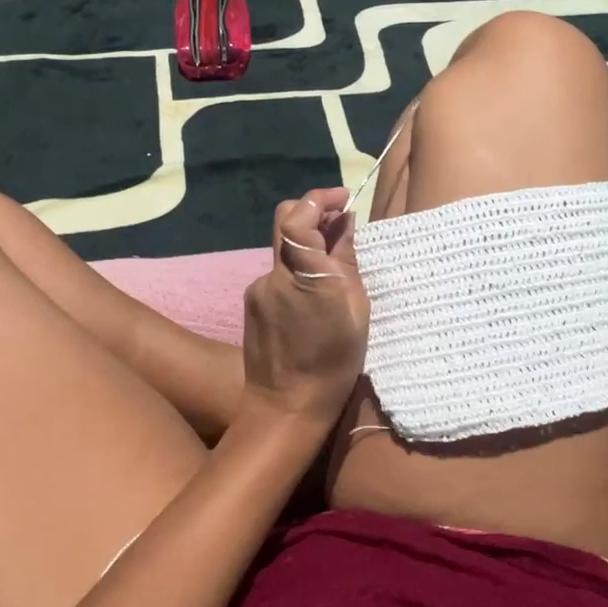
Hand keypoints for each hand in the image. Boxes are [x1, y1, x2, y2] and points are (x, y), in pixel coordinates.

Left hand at [241, 187, 369, 424]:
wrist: (286, 407)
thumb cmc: (334, 362)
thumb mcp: (356, 309)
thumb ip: (347, 259)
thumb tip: (346, 222)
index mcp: (308, 276)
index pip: (299, 216)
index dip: (319, 199)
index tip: (343, 200)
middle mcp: (276, 275)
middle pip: (285, 220)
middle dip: (312, 212)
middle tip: (340, 224)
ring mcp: (258, 288)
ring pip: (284, 249)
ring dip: (307, 248)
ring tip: (333, 272)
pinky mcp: (251, 301)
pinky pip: (277, 274)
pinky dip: (296, 274)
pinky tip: (311, 301)